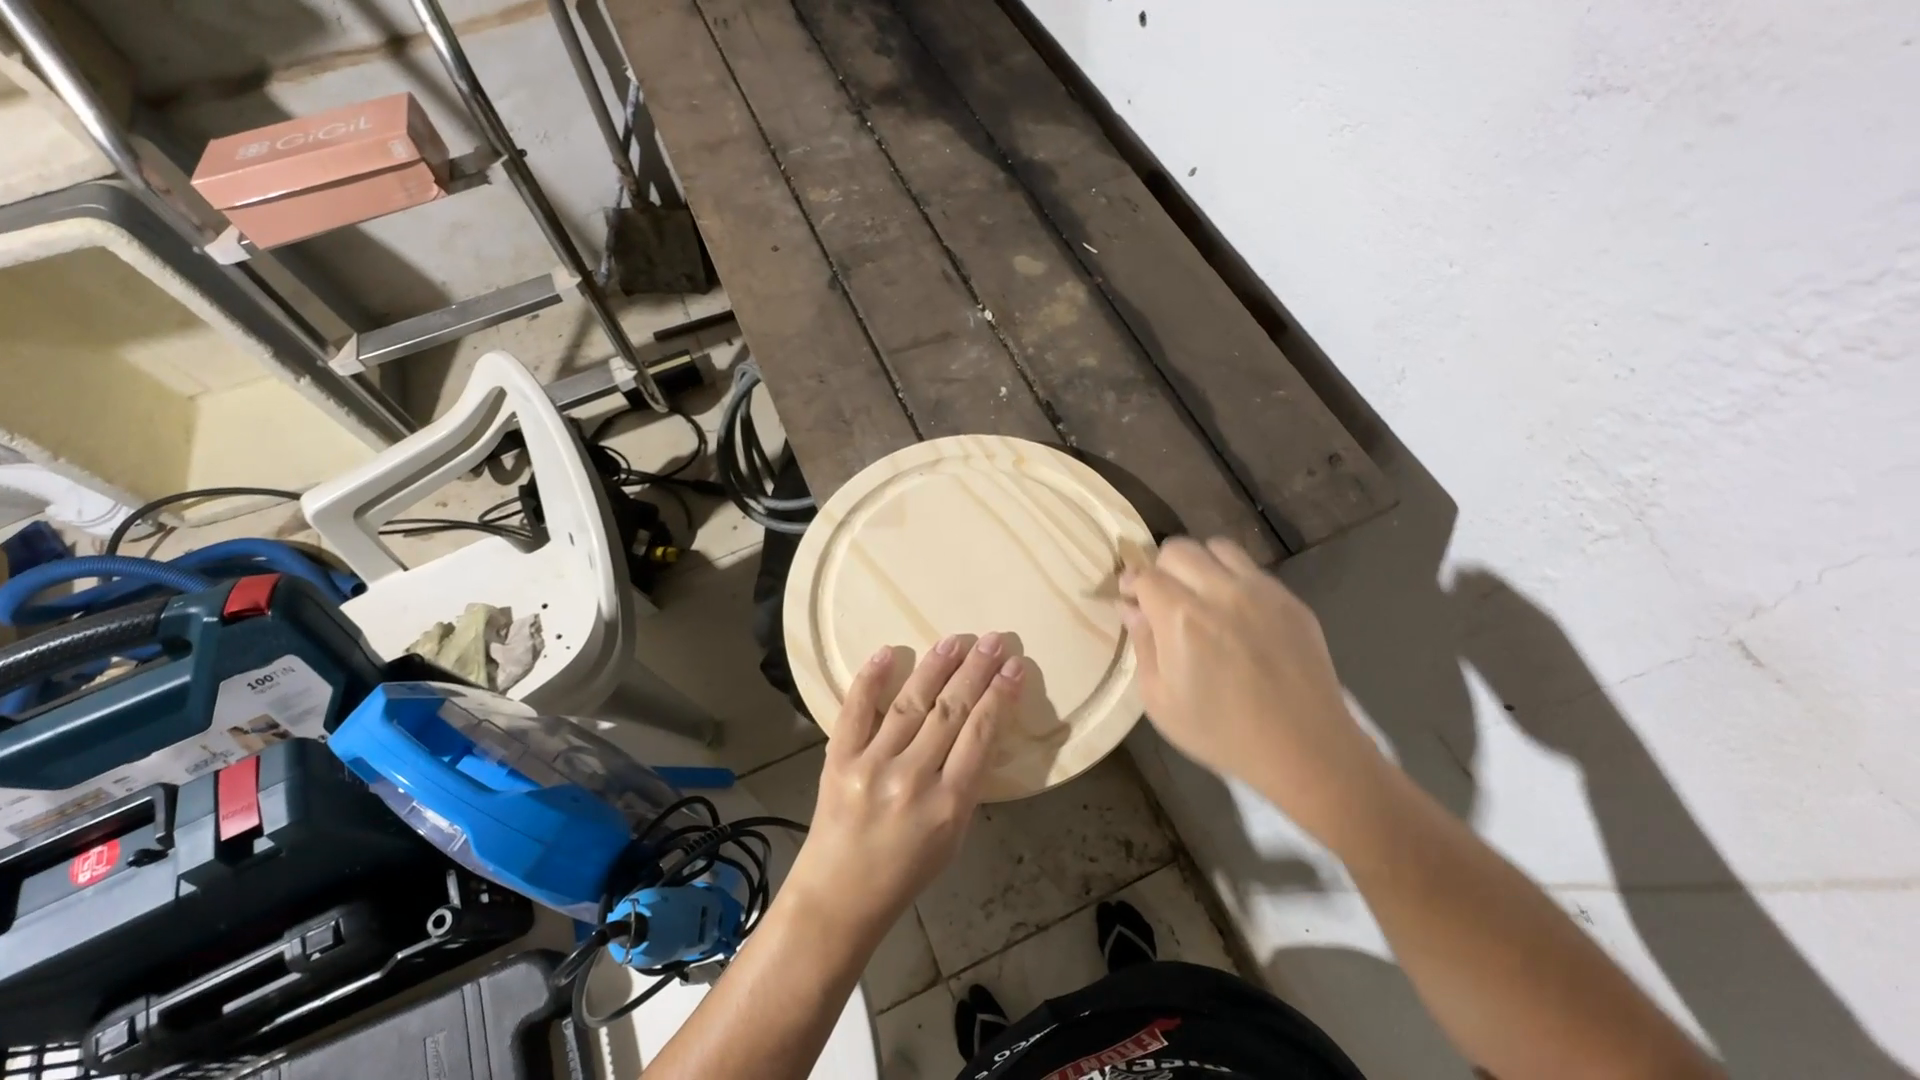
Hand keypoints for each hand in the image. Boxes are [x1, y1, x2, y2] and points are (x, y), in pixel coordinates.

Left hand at [786, 632, 1024, 938]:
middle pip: (950, 711)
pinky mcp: (837, 761)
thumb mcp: (955, 838)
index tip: (1015, 666)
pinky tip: (888, 652)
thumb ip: (967, 784)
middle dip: (975, 672)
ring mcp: (871, 767)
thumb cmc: (906, 871)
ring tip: (955, 641)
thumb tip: (978, 728)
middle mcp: (912, 779)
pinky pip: (855, 711)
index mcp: (948, 804)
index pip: (981, 735)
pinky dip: (870, 680)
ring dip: (935, 668)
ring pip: (909, 704)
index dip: (1000, 696)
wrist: (840, 896)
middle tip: (993, 640)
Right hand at [1119, 537, 1385, 835]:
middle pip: (1179, 549)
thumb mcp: (1161, 701)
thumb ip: (1142, 646)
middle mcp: (1221, 592)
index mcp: (1183, 618)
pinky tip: (1235, 612)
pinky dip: (1232, 578)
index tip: (1130, 597)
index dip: (1131, 582)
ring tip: (1200, 594)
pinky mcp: (1290, 599)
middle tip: (1162, 598)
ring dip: (1200, 564)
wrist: (1303, 747)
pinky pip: (1252, 569)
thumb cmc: (1221, 732)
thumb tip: (1132, 609)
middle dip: (1161, 568)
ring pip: (1218, 547)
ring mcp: (1261, 591)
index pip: (1146, 575)